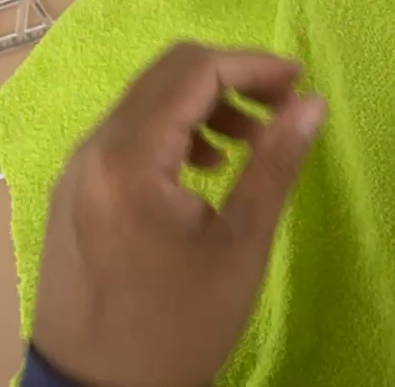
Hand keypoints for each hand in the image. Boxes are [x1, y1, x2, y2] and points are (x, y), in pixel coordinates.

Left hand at [32, 42, 326, 386]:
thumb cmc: (174, 328)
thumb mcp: (241, 244)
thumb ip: (277, 162)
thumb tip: (314, 102)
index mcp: (130, 158)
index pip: (198, 72)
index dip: (256, 65)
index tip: (301, 81)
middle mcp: (95, 149)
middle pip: (172, 71)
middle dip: (235, 75)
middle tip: (283, 103)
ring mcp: (81, 169)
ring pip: (153, 97)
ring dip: (210, 101)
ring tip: (255, 138)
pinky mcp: (80, 190)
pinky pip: (136, 130)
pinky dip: (182, 127)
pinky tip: (212, 165)